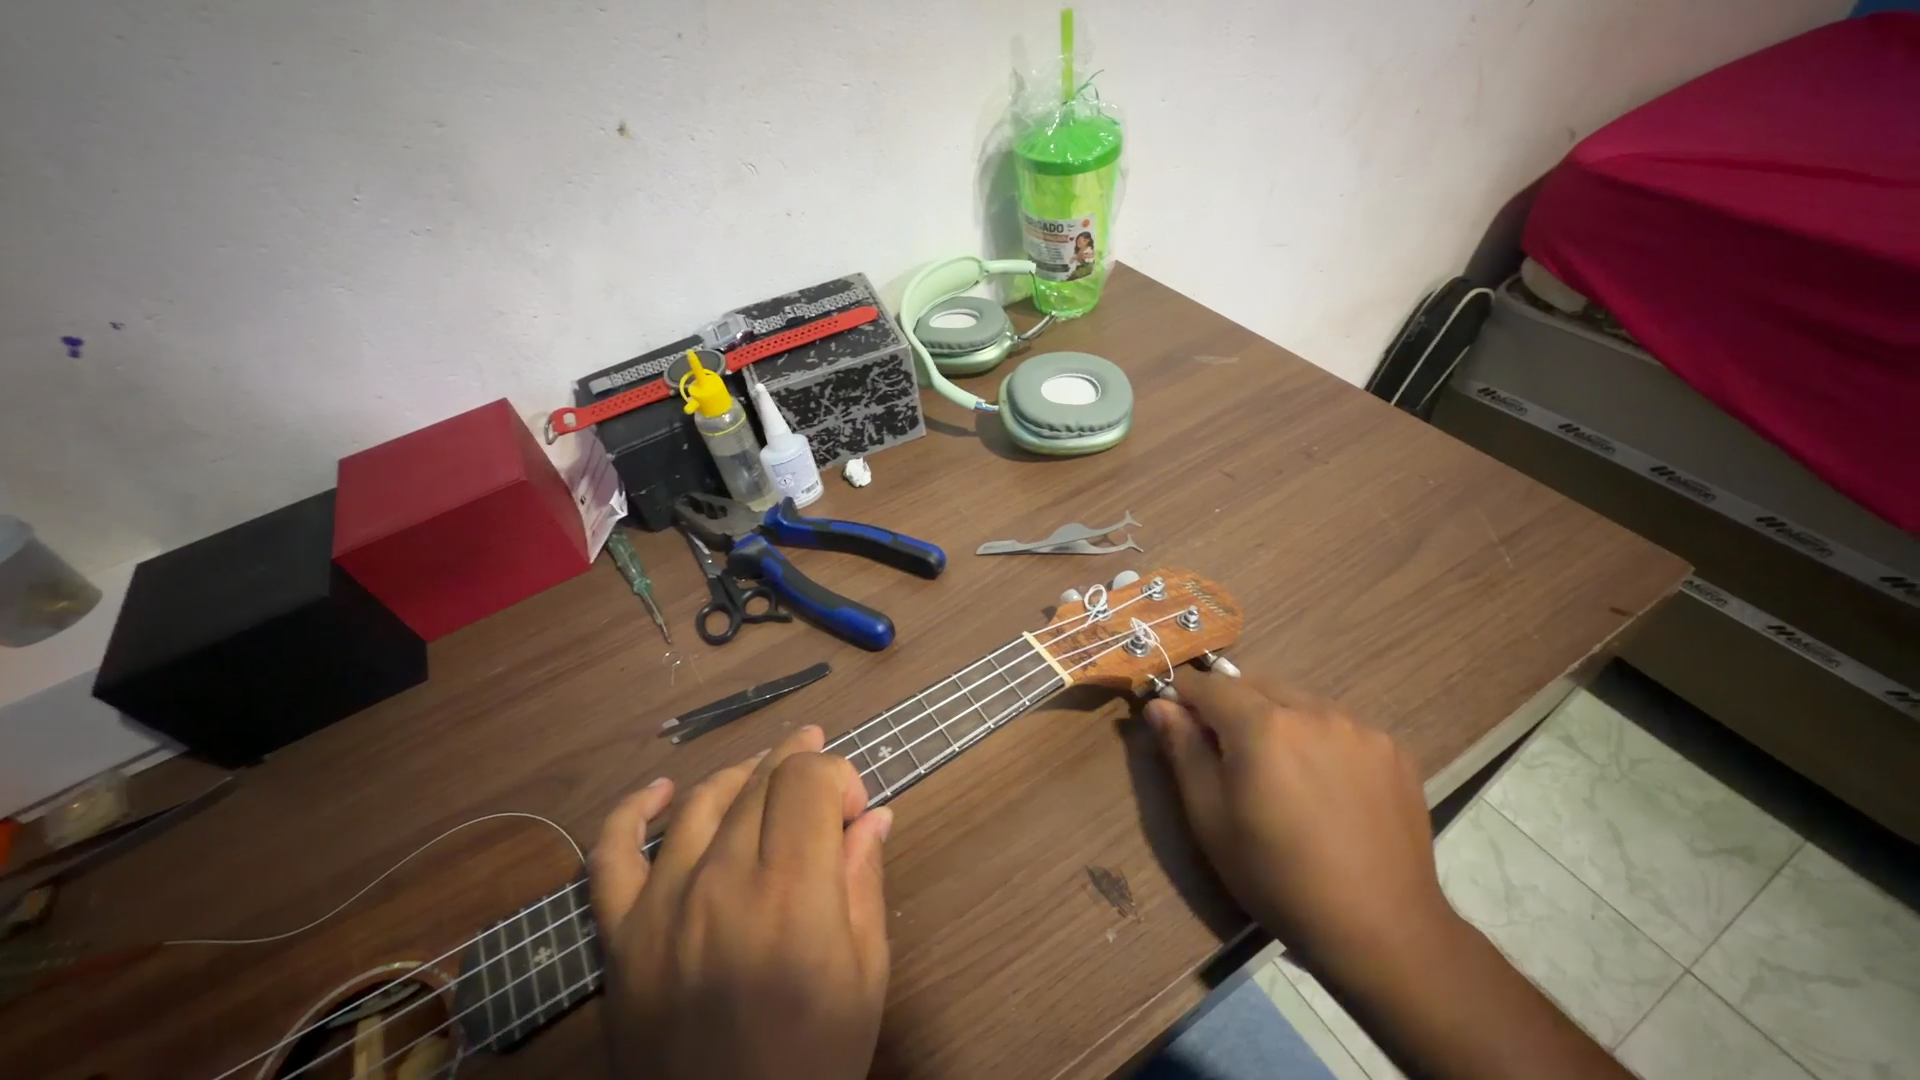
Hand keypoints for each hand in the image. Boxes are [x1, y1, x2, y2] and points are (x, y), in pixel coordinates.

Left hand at [590, 725, 892, 1079]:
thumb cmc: (813, 1060)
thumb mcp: (865, 977)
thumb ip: (863, 884)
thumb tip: (872, 816)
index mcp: (792, 896)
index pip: (808, 781)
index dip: (839, 775)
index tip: (853, 811)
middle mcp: (722, 883)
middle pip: (758, 783)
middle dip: (798, 761)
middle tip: (823, 768)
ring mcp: (660, 905)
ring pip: (700, 803)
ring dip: (740, 775)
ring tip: (767, 773)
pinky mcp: (618, 935)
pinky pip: (611, 854)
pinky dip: (634, 811)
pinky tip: (661, 791)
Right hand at [1144, 671, 1453, 974]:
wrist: (1378, 927)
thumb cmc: (1275, 875)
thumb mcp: (1210, 817)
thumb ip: (1183, 750)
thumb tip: (1161, 705)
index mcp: (1263, 725)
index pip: (1209, 684)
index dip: (1184, 694)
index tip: (1174, 715)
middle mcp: (1314, 711)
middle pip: (1257, 686)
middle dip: (1231, 705)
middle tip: (1223, 751)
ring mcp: (1360, 728)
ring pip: (1301, 702)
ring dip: (1277, 719)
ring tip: (1277, 770)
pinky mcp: (1394, 750)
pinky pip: (1340, 726)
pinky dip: (1319, 738)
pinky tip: (1323, 784)